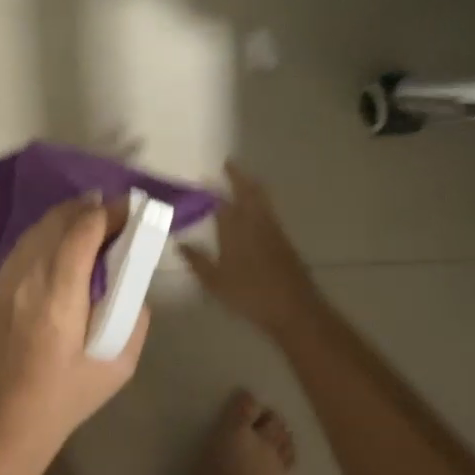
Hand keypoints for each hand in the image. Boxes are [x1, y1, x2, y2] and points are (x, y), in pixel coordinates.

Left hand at [0, 195, 148, 445]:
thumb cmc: (69, 392)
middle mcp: (29, 278)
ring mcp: (7, 279)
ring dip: (68, 216)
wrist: (10, 413)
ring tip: (95, 219)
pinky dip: (49, 232)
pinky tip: (65, 241)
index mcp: (59, 297)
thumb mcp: (120, 363)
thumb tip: (132, 282)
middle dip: (90, 208)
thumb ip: (133, 316)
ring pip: (38, 227)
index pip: (81, 233)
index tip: (132, 208)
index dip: (109, 213)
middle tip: (117, 211)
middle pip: (58, 221)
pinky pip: (26, 243)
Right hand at [180, 162, 318, 334]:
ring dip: (251, 186)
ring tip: (242, 180)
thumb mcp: (215, 282)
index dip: (210, 190)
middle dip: (238, 176)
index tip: (202, 180)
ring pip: (262, 199)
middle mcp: (255, 222)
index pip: (220, 202)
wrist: (295, 309)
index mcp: (235, 229)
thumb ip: (197, 261)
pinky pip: (269, 211)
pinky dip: (261, 202)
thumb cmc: (250, 295)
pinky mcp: (285, 240)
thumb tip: (180, 243)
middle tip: (228, 165)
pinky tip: (256, 209)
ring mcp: (273, 229)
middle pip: (248, 191)